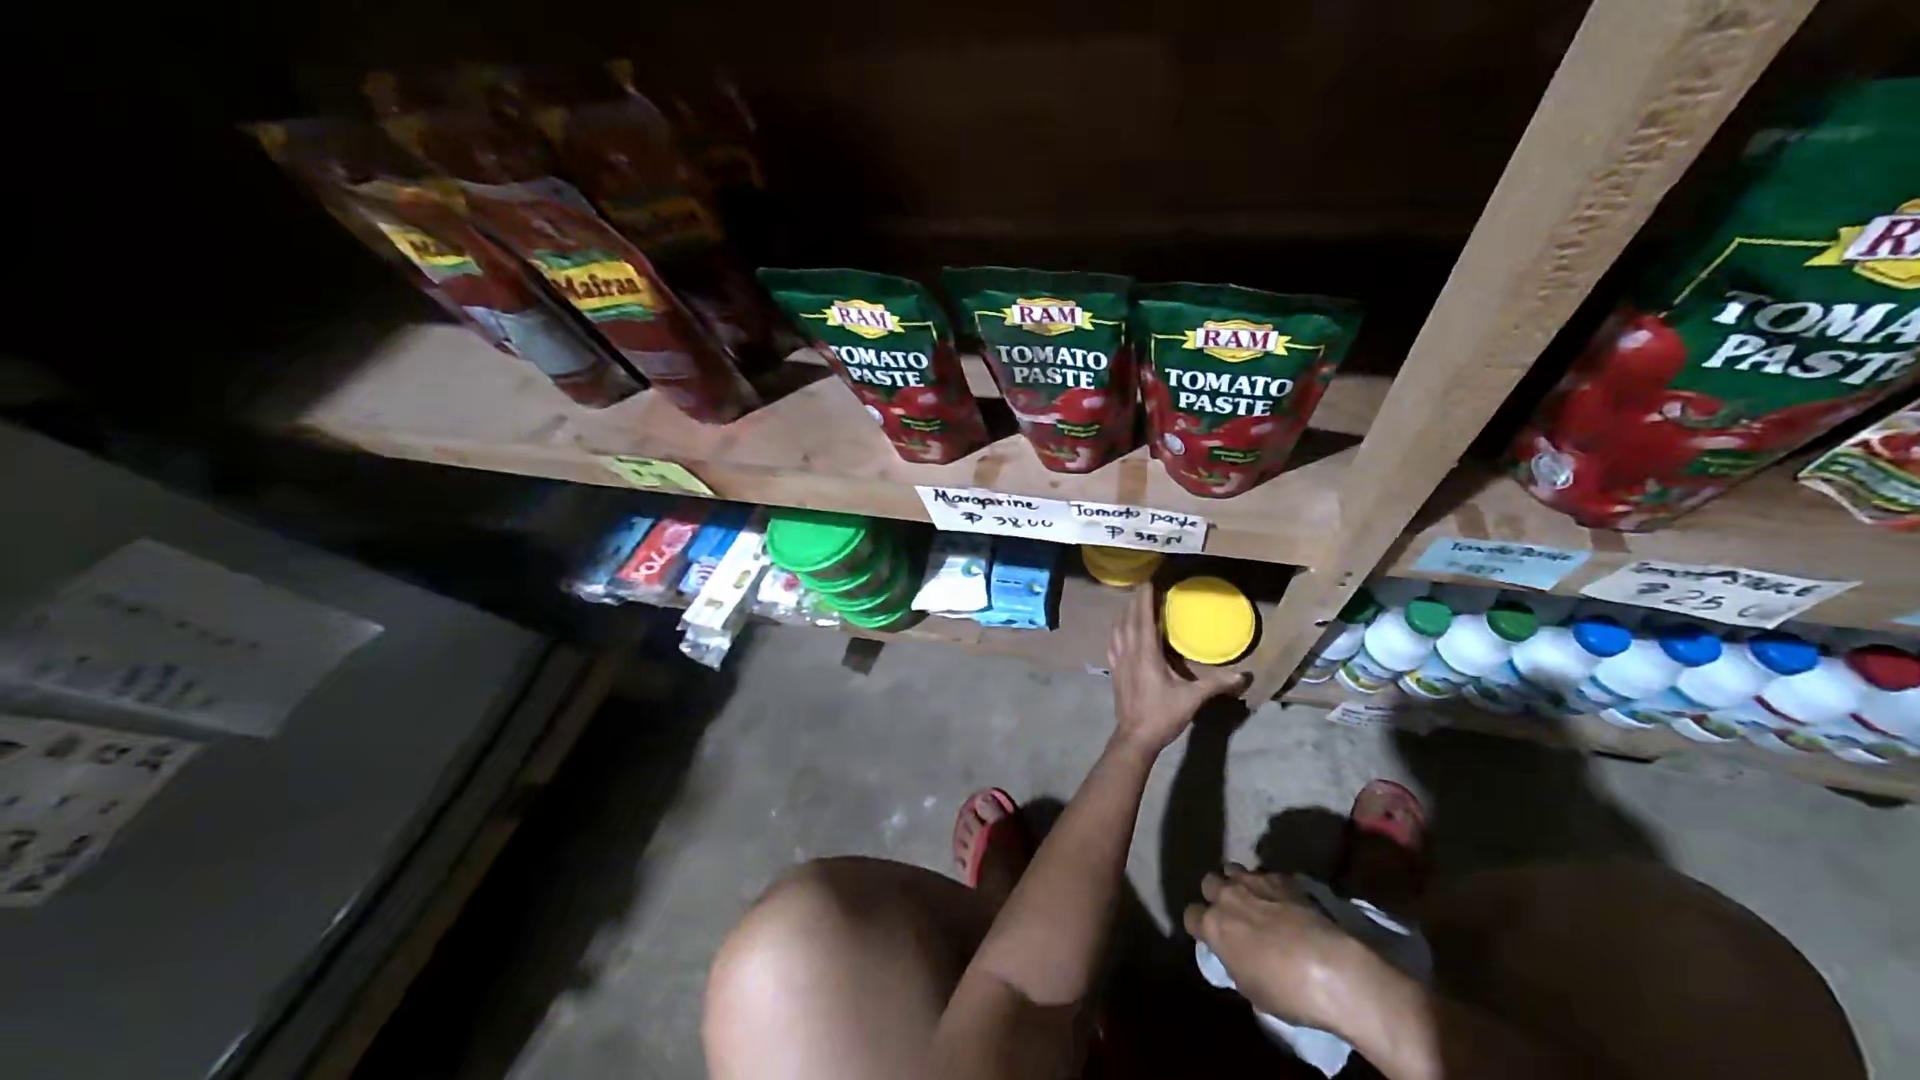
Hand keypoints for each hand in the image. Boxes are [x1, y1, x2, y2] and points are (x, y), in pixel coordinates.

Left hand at [1107, 587, 1245, 756]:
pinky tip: (1119, 631)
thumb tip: (1243, 676)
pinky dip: (1116, 631)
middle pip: (1128, 619)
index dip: (1144, 598)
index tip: (1148, 581)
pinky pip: (1112, 643)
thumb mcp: (1192, 699)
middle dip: (1135, 601)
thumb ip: (1216, 684)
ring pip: (1117, 630)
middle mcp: (1128, 652)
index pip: (1142, 618)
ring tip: (1133, 604)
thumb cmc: (1162, 715)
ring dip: (1124, 614)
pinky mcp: (1114, 671)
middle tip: (1144, 586)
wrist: (1135, 737)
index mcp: (1145, 653)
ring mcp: (1118, 662)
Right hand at [1182, 865, 1380, 1030]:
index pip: (1190, 916)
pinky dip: (1269, 886)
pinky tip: (1283, 902)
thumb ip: (1234, 963)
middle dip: (1216, 896)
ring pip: (1234, 870)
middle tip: (1232, 915)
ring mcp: (1256, 883)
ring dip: (1239, 883)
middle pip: (1209, 883)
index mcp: (1213, 926)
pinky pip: (1266, 875)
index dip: (1200, 927)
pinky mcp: (1284, 879)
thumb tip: (1236, 955)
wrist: (1336, 971)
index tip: (1212, 939)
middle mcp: (1228, 897)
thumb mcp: (1250, 989)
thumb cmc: (1288, 992)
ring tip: (1254, 901)